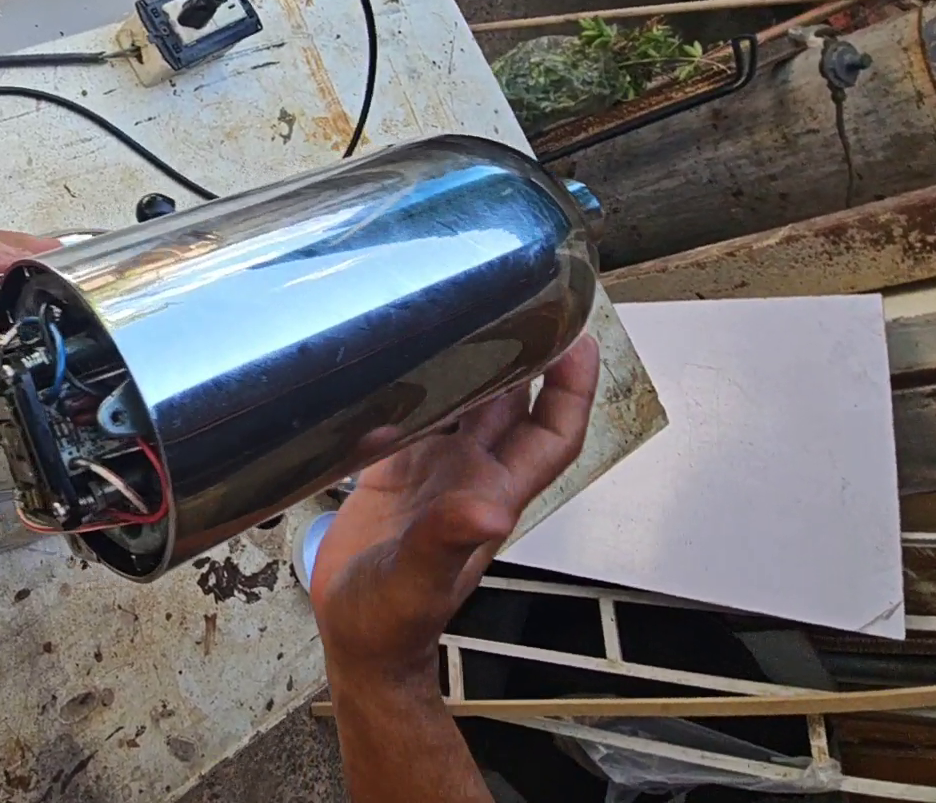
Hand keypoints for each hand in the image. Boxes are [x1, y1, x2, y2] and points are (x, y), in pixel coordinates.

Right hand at [309, 336, 599, 684]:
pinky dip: (399, 392)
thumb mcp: (418, 583)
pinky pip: (402, 421)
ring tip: (448, 317)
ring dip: (460, 367)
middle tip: (509, 301)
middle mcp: (466, 474)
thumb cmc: (394, 617)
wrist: (357, 633)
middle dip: (519, 359)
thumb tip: (487, 507)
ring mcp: (427, 473)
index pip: (549, 434)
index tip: (579, 337)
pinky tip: (384, 366)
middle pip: (507, 407)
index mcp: (489, 493)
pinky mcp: (387, 474)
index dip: (571, 389)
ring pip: (455, 408)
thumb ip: (446, 544)